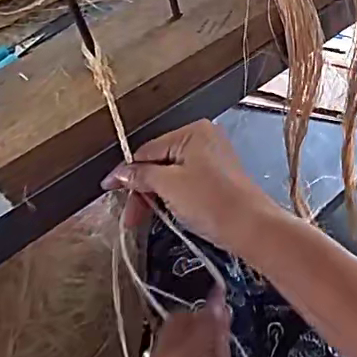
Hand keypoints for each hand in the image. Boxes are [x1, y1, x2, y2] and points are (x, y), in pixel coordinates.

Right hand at [103, 120, 283, 254]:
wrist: (249, 225)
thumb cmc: (210, 200)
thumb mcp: (170, 186)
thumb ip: (143, 176)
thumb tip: (120, 172)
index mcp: (193, 131)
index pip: (148, 149)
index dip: (126, 171)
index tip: (107, 189)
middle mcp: (204, 138)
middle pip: (159, 161)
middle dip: (141, 189)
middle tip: (129, 217)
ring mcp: (212, 156)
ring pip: (171, 174)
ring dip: (154, 196)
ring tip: (142, 221)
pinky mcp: (217, 175)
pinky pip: (185, 181)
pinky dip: (171, 196)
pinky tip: (163, 213)